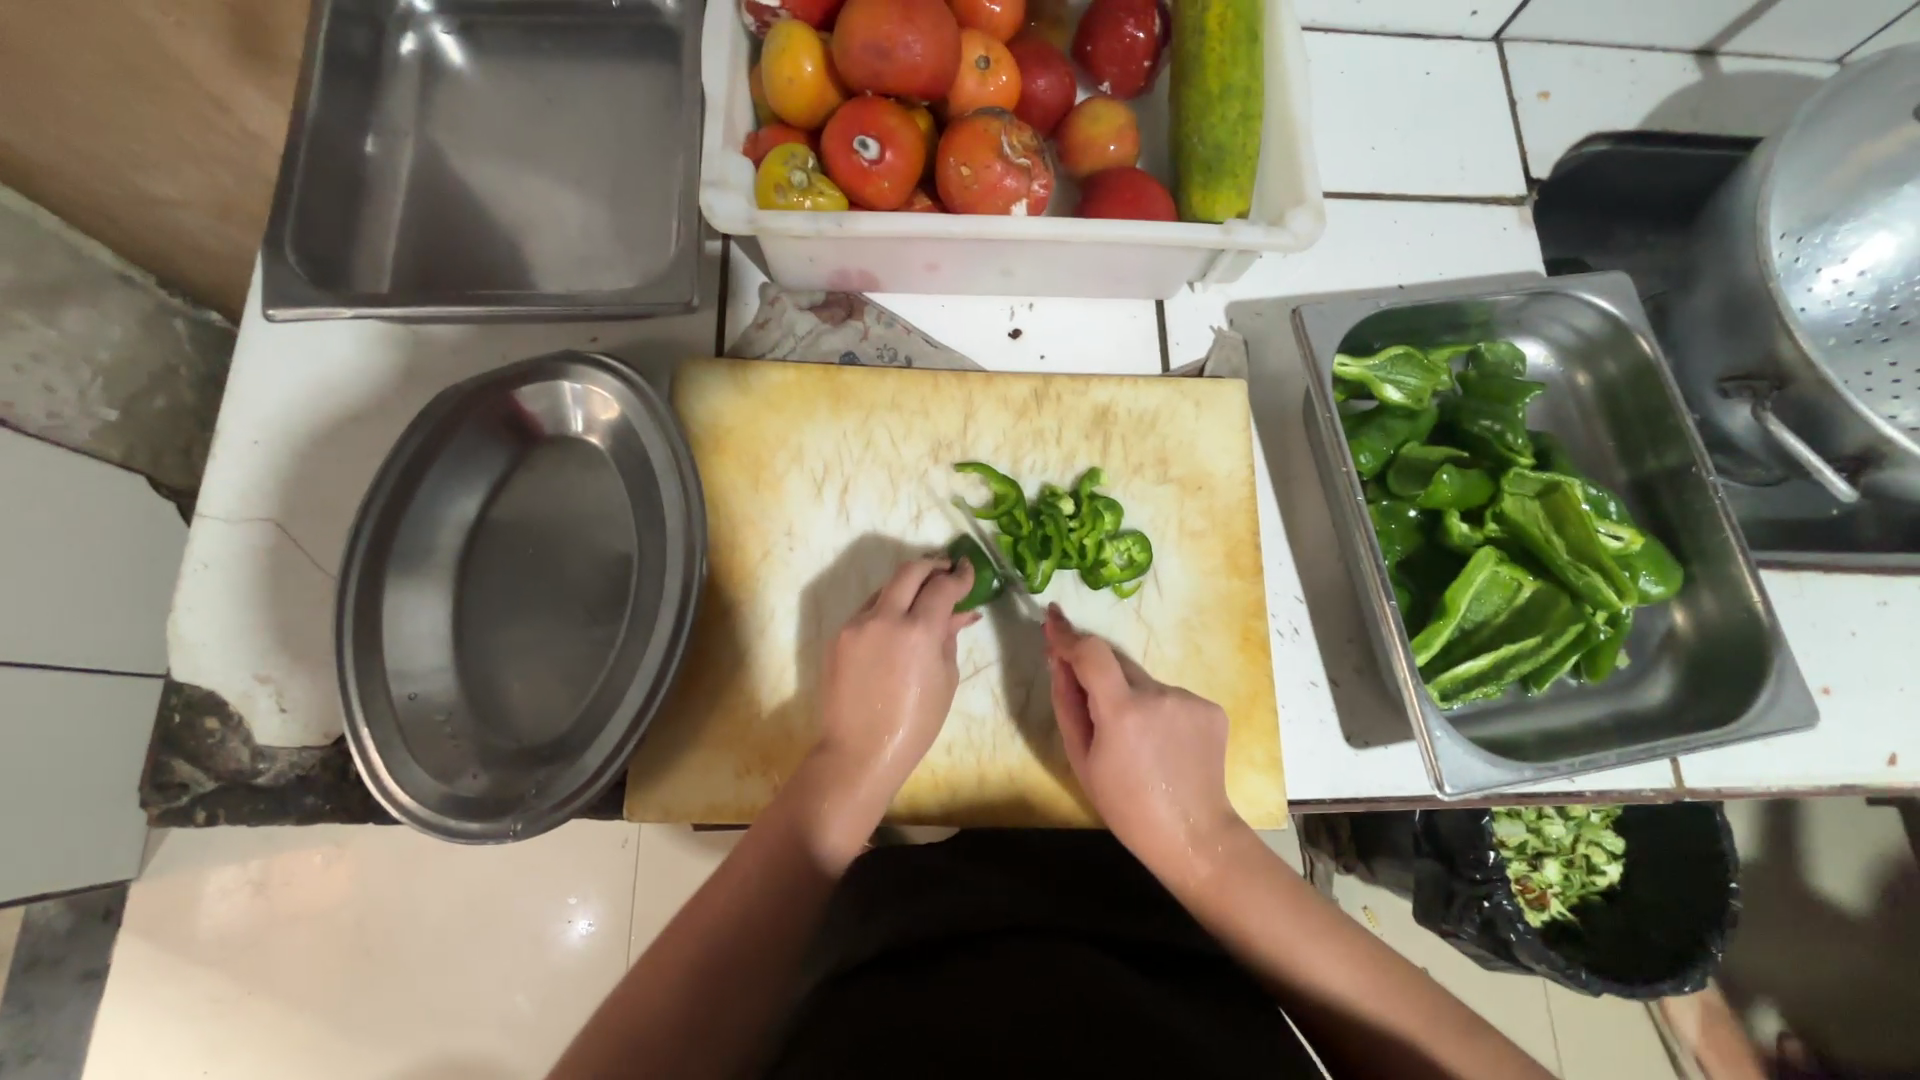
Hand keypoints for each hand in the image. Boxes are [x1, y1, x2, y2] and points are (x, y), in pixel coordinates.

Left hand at [814, 556, 979, 805]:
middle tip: (947, 570)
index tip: (968, 569)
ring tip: (923, 598)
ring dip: (907, 587)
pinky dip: (886, 609)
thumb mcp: (945, 680)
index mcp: (917, 631)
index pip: (942, 587)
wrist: (860, 751)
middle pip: (909, 571)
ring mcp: (856, 625)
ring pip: (885, 589)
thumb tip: (959, 613)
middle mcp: (884, 618)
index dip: (960, 575)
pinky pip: (867, 611)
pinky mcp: (838, 636)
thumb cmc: (915, 723)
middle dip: (931, 566)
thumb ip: (948, 637)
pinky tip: (897, 626)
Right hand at [1044, 606, 1246, 883]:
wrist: (1191, 834)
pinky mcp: (1210, 707)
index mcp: (1122, 712)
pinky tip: (1165, 746)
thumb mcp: (1081, 758)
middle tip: (1093, 710)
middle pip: (1117, 665)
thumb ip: (1067, 702)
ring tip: (1137, 744)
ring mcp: (1190, 699)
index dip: (1068, 634)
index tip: (1052, 618)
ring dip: (1131, 699)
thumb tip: (1057, 659)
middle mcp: (1159, 695)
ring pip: (1144, 683)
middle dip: (1099, 677)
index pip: (1091, 653)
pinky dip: (1159, 712)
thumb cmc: (1125, 805)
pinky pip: (1170, 698)